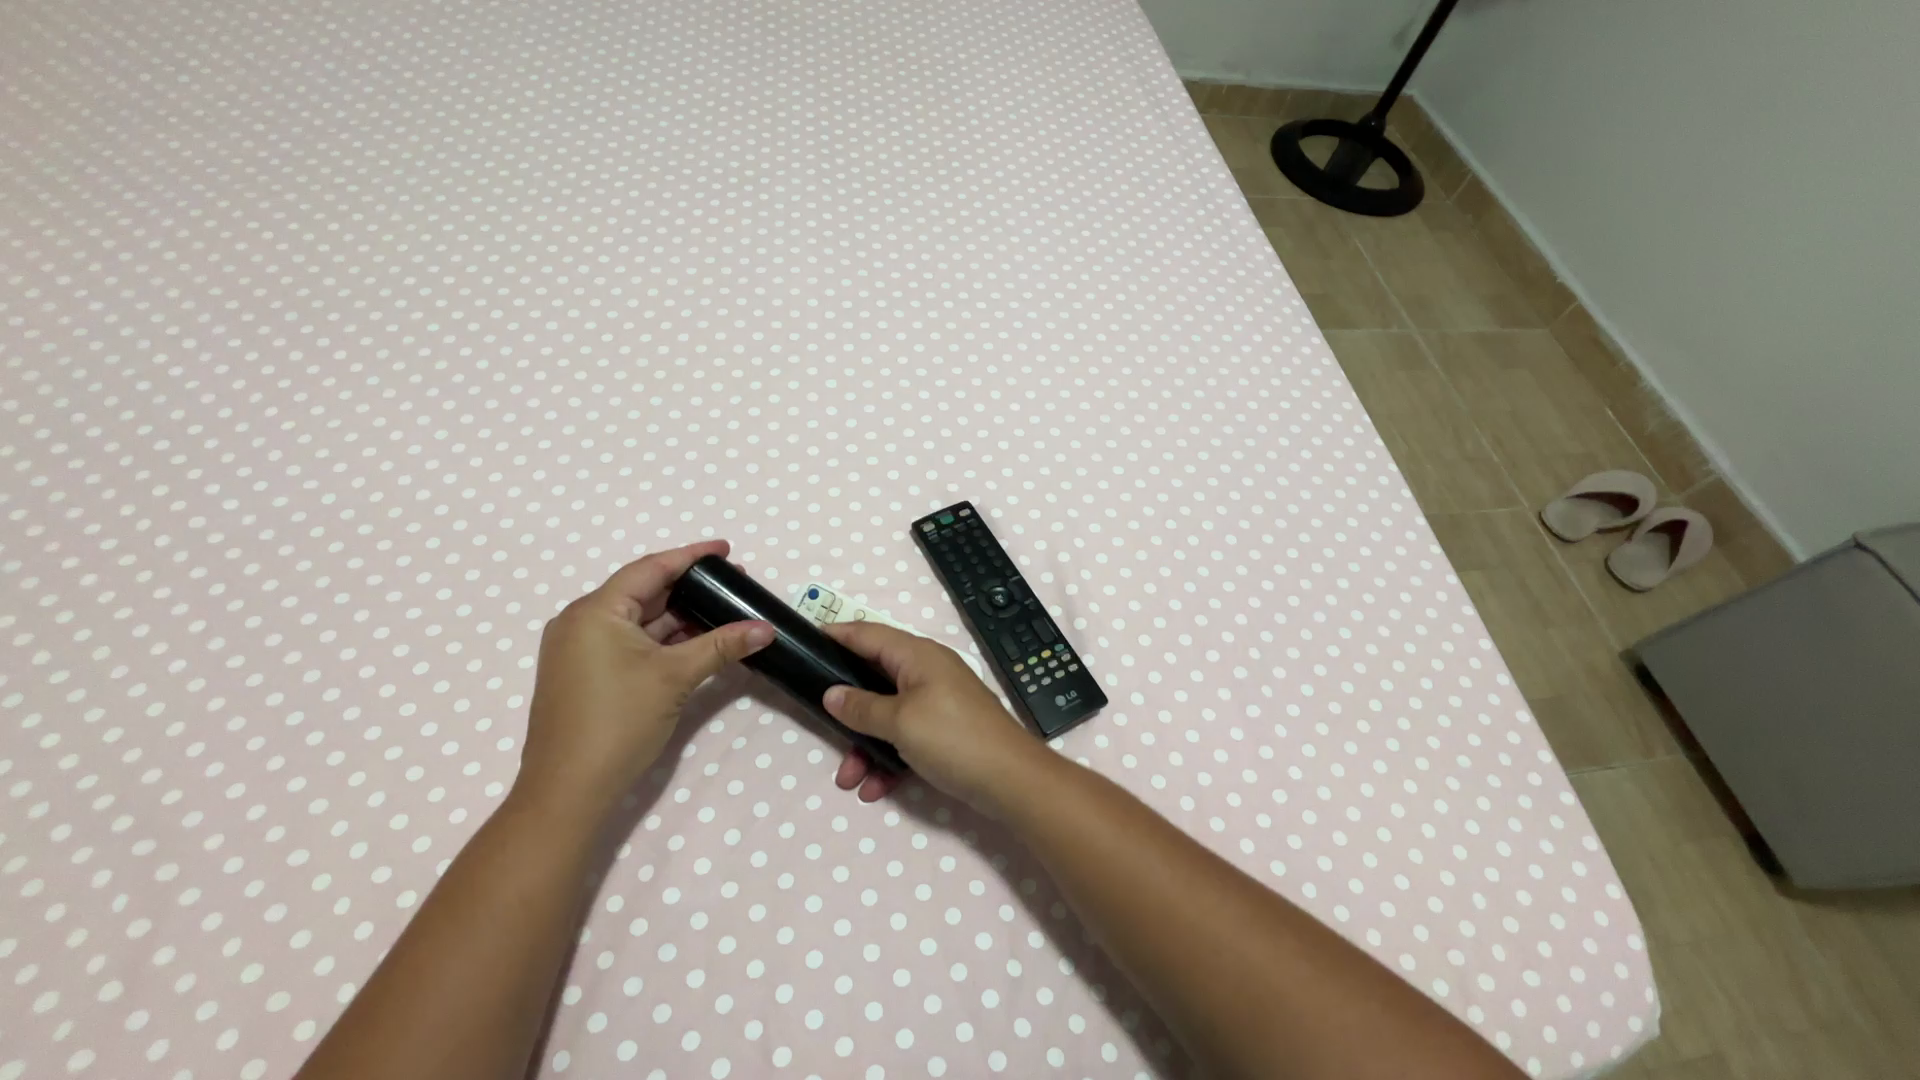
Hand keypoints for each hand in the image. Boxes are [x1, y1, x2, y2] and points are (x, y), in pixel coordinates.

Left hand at [517, 540, 773, 817]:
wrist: (568, 789)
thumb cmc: (619, 721)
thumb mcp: (675, 677)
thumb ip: (721, 646)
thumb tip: (766, 628)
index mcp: (595, 611)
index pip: (650, 569)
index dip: (691, 557)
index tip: (725, 550)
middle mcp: (580, 622)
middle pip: (642, 592)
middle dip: (688, 589)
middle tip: (732, 585)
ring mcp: (579, 650)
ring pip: (637, 621)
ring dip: (678, 618)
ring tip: (722, 612)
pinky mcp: (584, 675)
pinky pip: (628, 643)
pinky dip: (661, 641)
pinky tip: (694, 643)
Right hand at [821, 622, 1043, 813]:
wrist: (1010, 781)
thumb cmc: (953, 739)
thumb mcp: (900, 722)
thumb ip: (861, 707)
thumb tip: (832, 694)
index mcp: (917, 656)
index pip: (867, 634)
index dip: (836, 635)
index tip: (805, 640)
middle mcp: (926, 672)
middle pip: (872, 679)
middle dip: (846, 710)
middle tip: (820, 726)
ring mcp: (936, 702)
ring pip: (886, 716)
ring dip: (864, 746)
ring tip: (849, 778)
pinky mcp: (944, 731)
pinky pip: (905, 739)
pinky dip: (888, 760)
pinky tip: (875, 788)